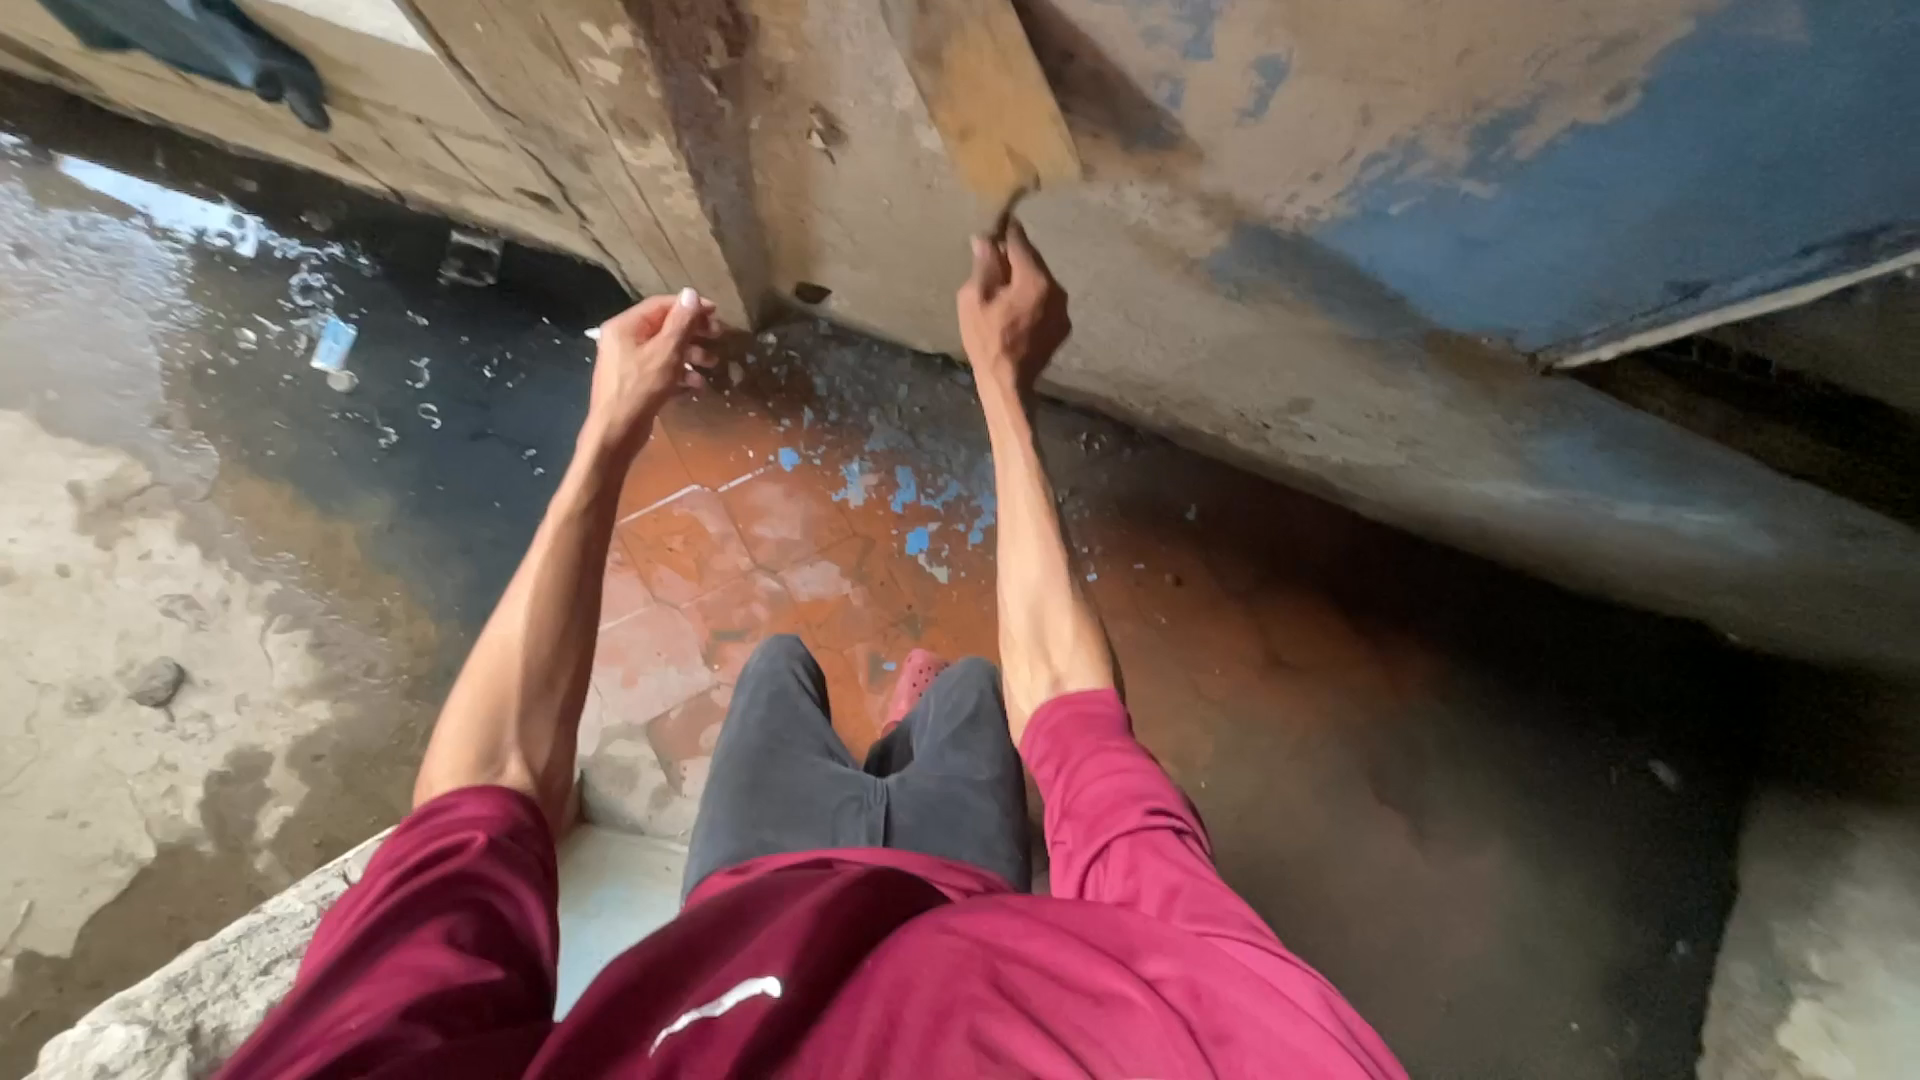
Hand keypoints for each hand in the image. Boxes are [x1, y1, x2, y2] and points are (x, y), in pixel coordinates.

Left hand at [585, 287, 717, 453]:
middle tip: (718, 337)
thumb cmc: (640, 388)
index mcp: (626, 326)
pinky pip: (661, 369)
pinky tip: (696, 384)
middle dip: (693, 332)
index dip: (690, 307)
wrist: (617, 430)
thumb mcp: (666, 352)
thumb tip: (692, 293)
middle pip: (664, 327)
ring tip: (712, 364)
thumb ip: (681, 323)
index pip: (661, 305)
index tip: (716, 314)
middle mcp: (624, 339)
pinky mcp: (635, 382)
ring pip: (665, 350)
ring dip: (691, 354)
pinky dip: (680, 373)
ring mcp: (628, 362)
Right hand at [956, 218, 1069, 392]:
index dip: (1006, 232)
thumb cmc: (986, 341)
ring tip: (1004, 292)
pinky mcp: (1062, 328)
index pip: (1020, 242)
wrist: (1008, 384)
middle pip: (1033, 262)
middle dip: (1014, 260)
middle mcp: (1057, 289)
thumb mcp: (974, 299)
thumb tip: (985, 238)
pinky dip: (1033, 301)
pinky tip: (1017, 313)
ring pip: (1041, 283)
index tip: (998, 224)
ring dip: (1025, 281)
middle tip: (994, 264)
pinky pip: (1046, 303)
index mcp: (1035, 279)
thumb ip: (984, 265)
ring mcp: (1063, 310)